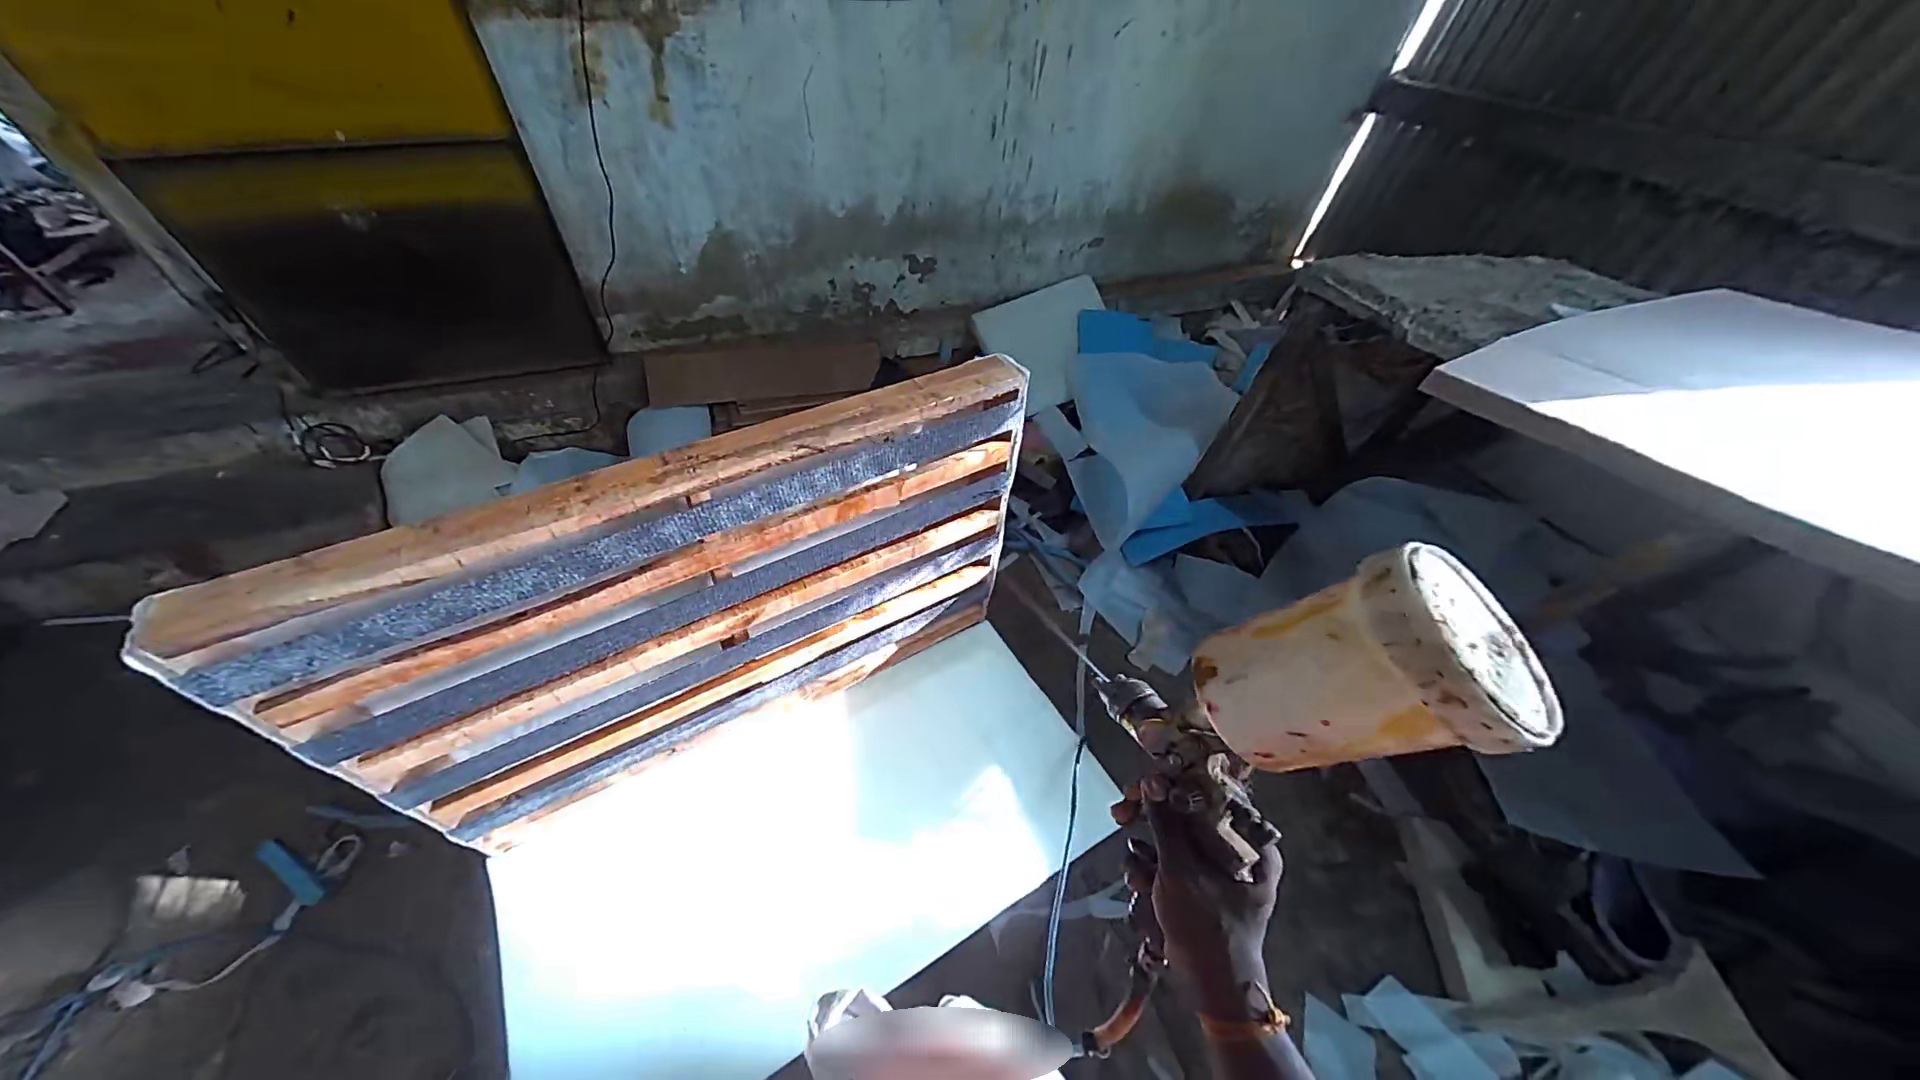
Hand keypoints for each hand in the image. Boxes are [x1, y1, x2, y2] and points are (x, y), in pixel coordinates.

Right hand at [1117, 773, 1281, 1015]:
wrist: (1213, 990)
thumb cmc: (1207, 929)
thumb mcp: (1181, 871)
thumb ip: (1165, 822)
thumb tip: (1152, 779)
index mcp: (1249, 838)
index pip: (1210, 789)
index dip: (1172, 782)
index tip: (1141, 785)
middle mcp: (1234, 845)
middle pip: (1182, 810)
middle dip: (1148, 820)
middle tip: (1120, 814)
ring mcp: (1212, 864)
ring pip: (1168, 835)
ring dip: (1144, 854)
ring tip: (1140, 880)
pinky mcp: (1194, 882)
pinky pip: (1164, 860)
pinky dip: (1149, 871)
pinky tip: (1142, 889)